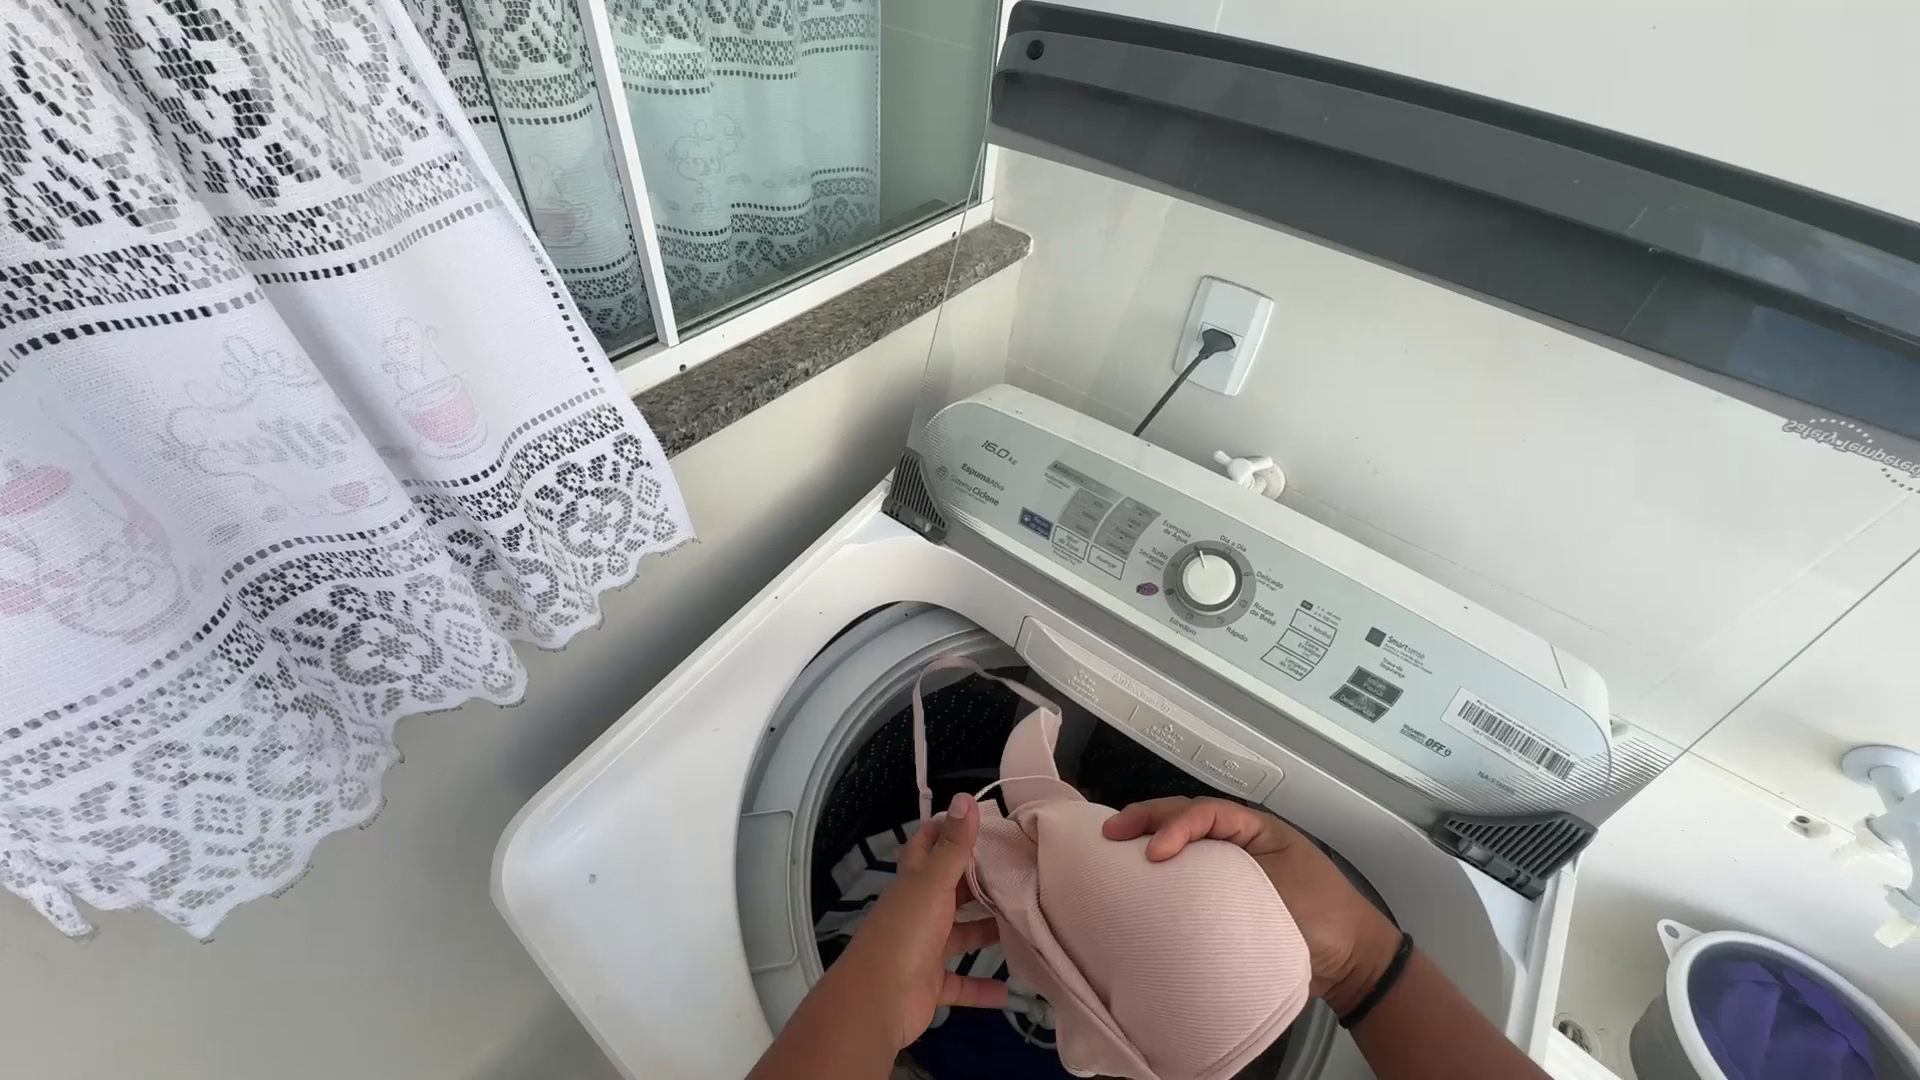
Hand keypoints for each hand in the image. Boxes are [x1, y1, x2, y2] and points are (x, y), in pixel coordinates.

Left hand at [828, 792, 1009, 1048]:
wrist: (876, 1001)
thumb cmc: (905, 932)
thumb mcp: (933, 883)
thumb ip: (953, 845)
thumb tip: (965, 797)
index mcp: (915, 880)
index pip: (928, 844)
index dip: (948, 829)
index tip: (981, 820)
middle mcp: (919, 909)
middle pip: (951, 888)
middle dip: (979, 881)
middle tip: (1017, 871)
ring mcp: (923, 947)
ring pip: (960, 934)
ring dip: (985, 931)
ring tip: (1022, 922)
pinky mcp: (930, 983)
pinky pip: (960, 984)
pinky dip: (981, 987)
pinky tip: (1009, 988)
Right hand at [1102, 796, 1401, 1015]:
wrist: (1353, 963)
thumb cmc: (1323, 916)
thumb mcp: (1282, 888)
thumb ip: (1235, 878)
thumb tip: (1182, 880)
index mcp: (1252, 826)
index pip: (1204, 812)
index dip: (1175, 827)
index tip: (1155, 854)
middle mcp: (1235, 837)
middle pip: (1184, 815)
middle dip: (1146, 819)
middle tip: (1110, 833)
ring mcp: (1227, 863)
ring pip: (1181, 838)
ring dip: (1148, 837)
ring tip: (1114, 846)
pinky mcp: (1221, 892)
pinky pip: (1187, 871)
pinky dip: (1161, 868)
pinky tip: (1138, 876)